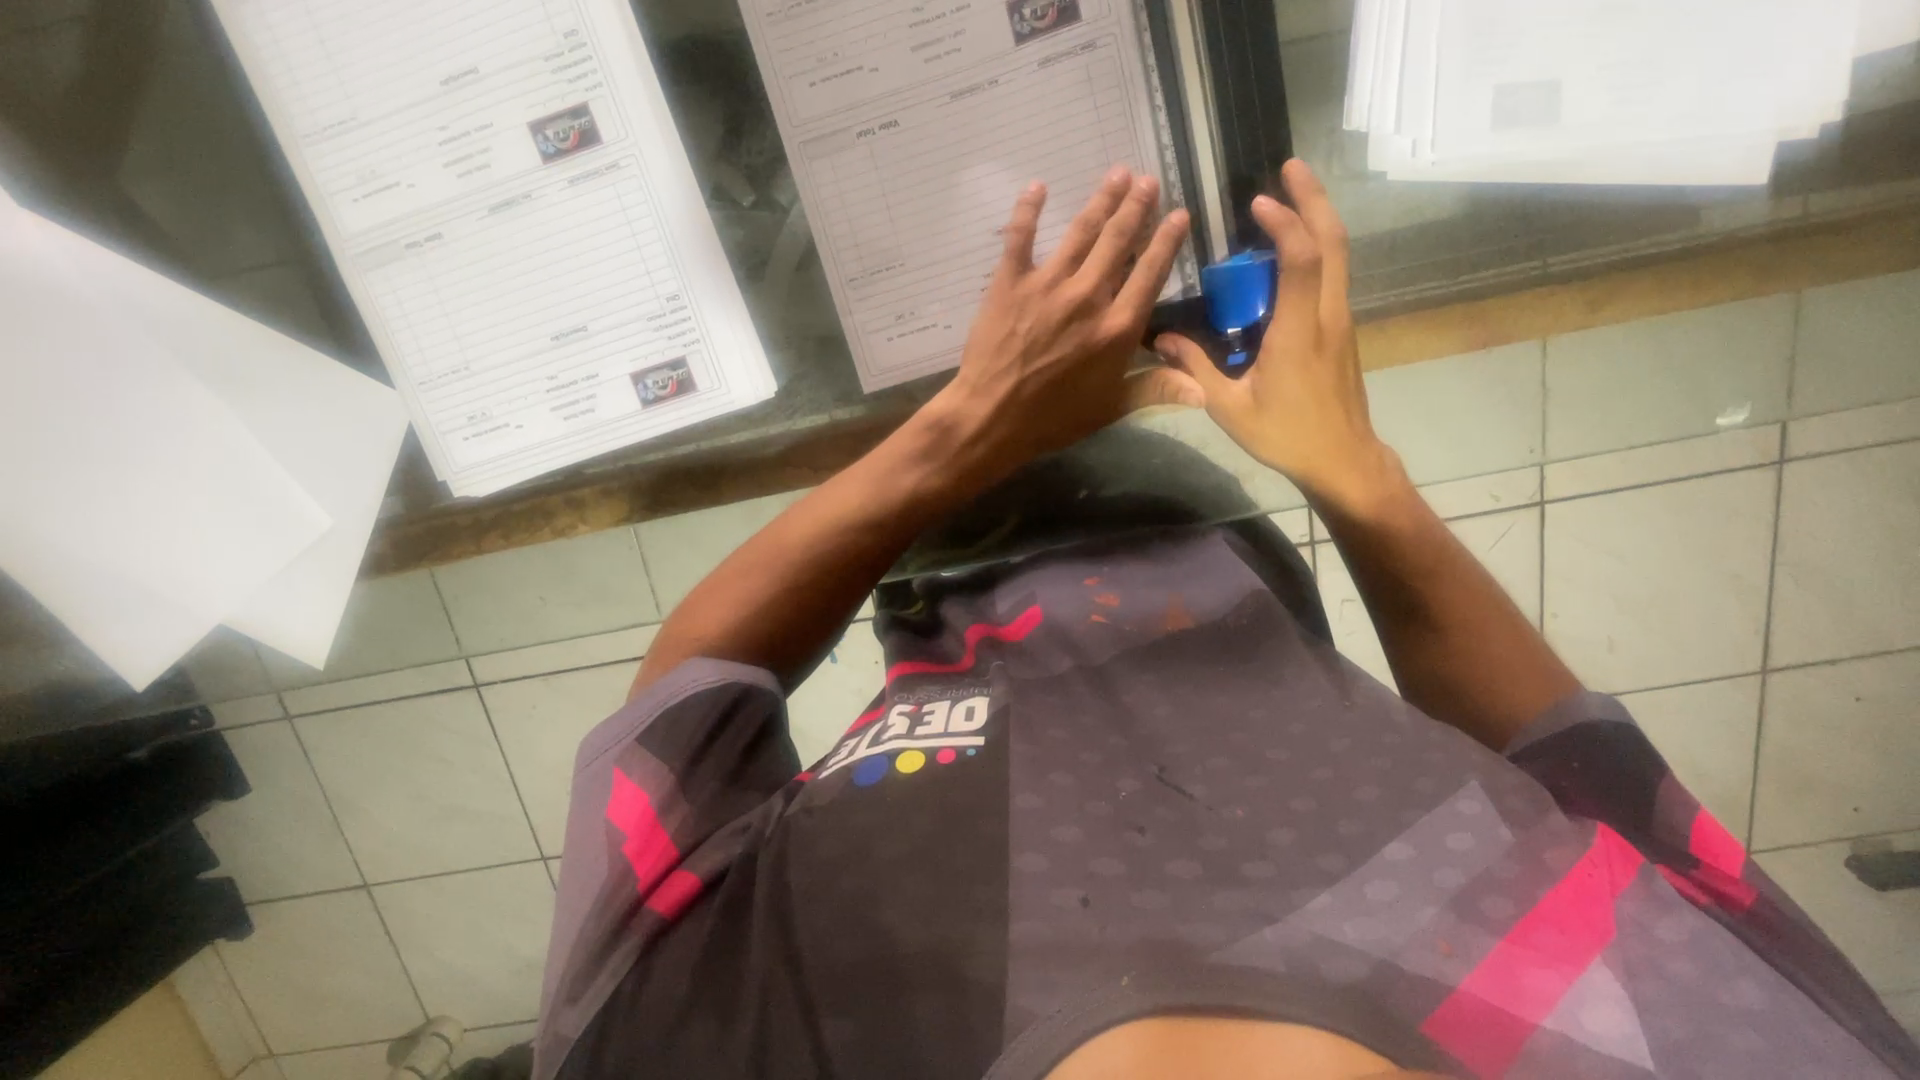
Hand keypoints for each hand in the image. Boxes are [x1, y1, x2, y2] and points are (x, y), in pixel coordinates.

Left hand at [931, 166, 1193, 479]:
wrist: (992, 418)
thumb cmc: (1054, 419)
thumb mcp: (1112, 408)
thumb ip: (1157, 389)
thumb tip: (1203, 392)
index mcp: (1118, 327)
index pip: (1150, 273)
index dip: (1166, 241)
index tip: (1179, 214)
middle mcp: (1088, 296)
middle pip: (1118, 241)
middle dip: (1136, 207)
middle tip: (1147, 181)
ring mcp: (1047, 286)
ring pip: (1080, 232)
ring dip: (1101, 200)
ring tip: (1117, 174)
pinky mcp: (1009, 284)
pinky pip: (1020, 237)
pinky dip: (1028, 210)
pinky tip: (1037, 186)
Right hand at [1152, 160, 1406, 518]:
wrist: (1343, 459)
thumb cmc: (1286, 435)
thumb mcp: (1229, 408)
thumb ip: (1195, 370)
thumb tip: (1160, 340)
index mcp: (1300, 331)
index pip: (1302, 259)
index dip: (1285, 222)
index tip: (1257, 201)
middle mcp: (1328, 315)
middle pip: (1334, 241)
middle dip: (1314, 198)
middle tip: (1290, 166)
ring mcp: (1340, 320)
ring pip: (1339, 255)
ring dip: (1318, 219)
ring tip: (1289, 195)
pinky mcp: (1341, 330)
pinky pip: (1331, 275)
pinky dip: (1315, 248)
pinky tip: (1290, 249)